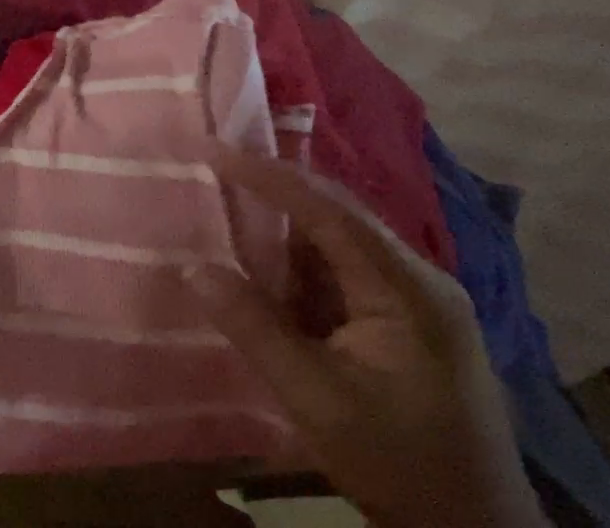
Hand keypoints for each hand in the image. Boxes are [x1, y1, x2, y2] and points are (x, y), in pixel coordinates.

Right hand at [187, 153, 547, 527]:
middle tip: (208, 164)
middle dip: (270, 190)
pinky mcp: (396, 325)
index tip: (212, 149)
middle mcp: (416, 283)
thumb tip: (192, 266)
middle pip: (334, 218)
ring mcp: (409, 303)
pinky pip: (333, 275)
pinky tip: (251, 264)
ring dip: (275, 229)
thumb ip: (254, 327)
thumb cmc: (397, 460)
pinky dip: (287, 266)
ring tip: (216, 204)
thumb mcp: (315, 397)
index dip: (269, 176)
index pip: (331, 212)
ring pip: (331, 245)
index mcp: (408, 291)